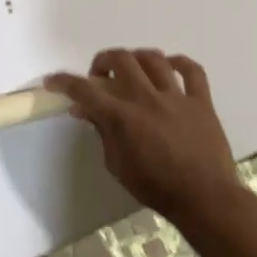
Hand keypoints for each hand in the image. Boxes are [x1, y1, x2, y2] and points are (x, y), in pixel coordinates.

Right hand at [46, 49, 243, 225]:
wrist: (204, 198)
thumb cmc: (155, 187)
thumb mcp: (117, 165)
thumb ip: (102, 132)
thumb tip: (85, 111)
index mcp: (122, 118)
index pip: (85, 90)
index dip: (64, 82)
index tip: (52, 81)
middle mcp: (147, 99)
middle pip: (121, 60)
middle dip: (102, 62)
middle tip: (100, 77)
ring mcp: (176, 97)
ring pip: (153, 59)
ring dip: (136, 58)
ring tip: (131, 70)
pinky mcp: (201, 102)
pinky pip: (192, 71)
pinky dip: (179, 63)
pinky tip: (169, 67)